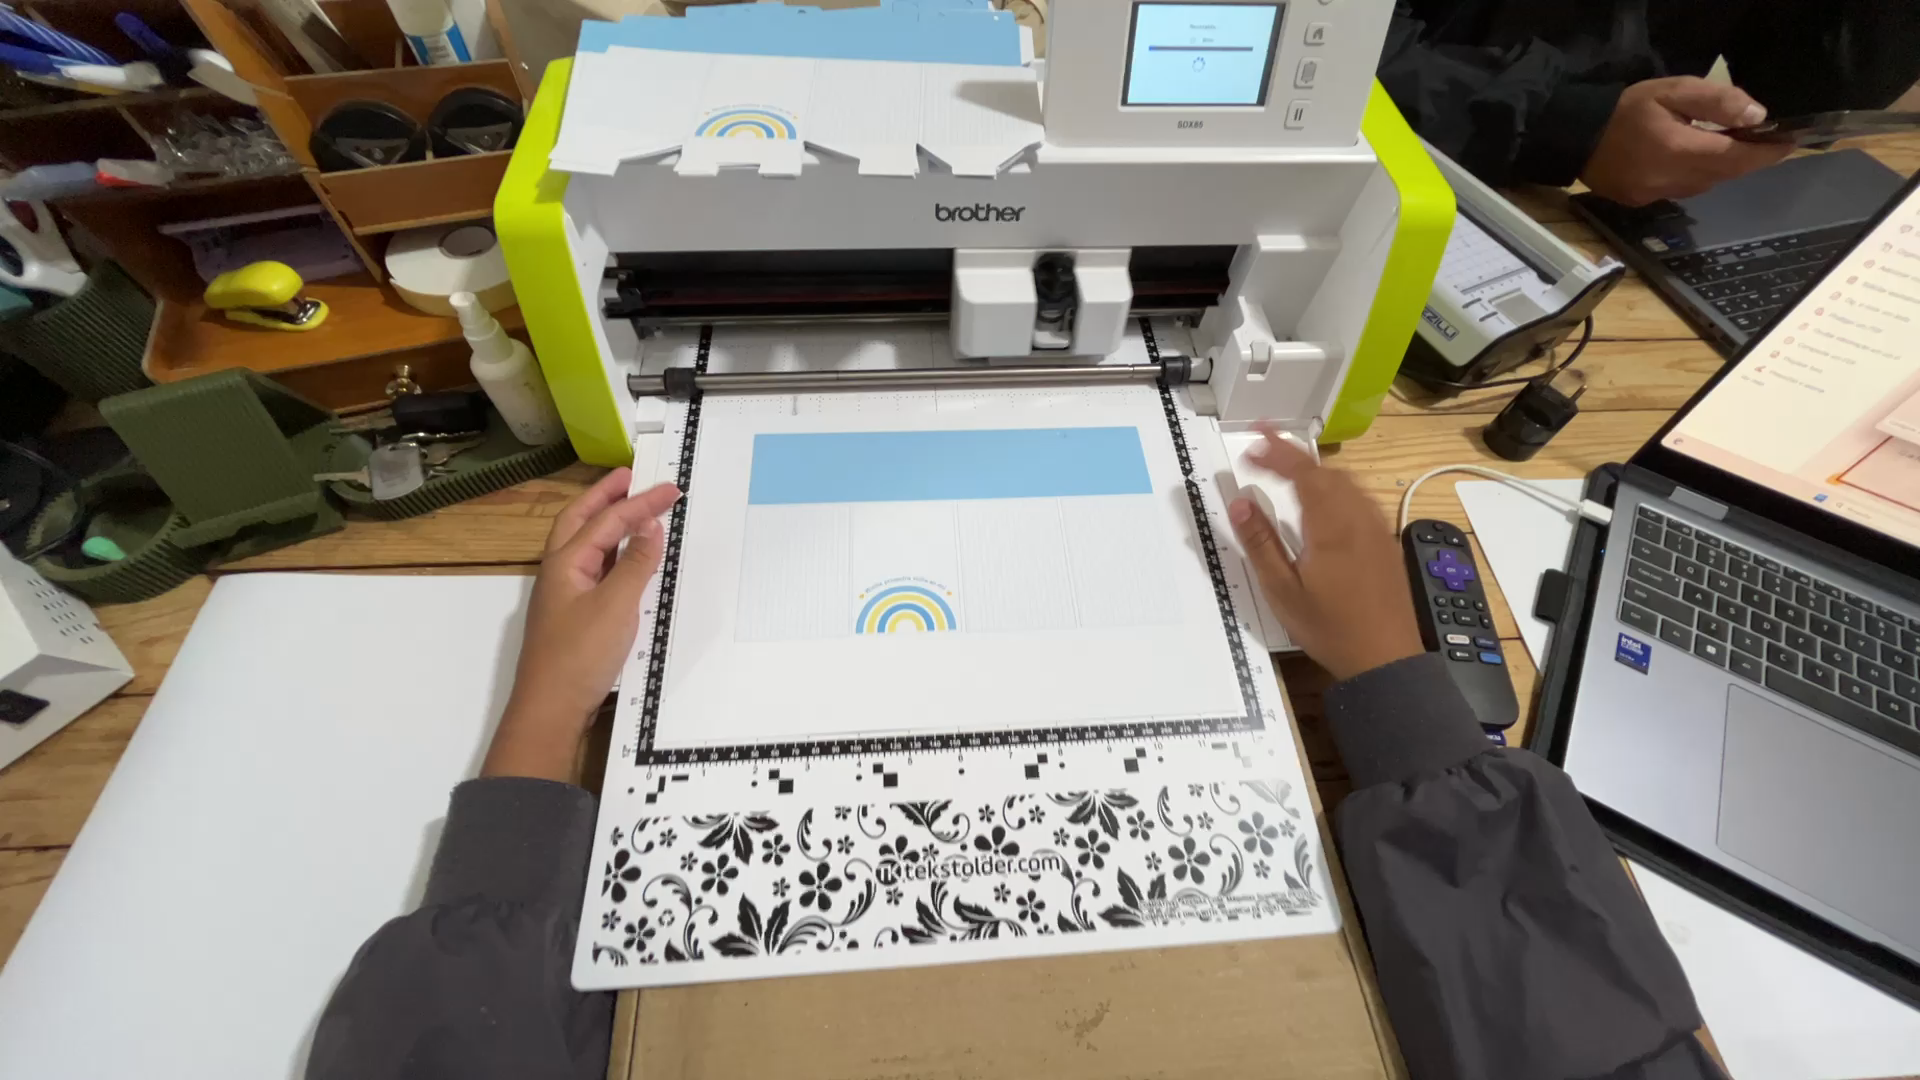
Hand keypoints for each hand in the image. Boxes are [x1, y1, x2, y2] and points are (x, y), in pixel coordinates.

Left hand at [483, 467, 681, 781]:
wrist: (552, 708)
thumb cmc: (581, 655)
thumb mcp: (616, 605)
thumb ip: (636, 563)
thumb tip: (651, 526)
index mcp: (567, 562)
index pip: (608, 521)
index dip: (641, 502)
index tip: (672, 488)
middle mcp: (561, 571)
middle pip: (580, 519)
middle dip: (605, 495)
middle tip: (630, 476)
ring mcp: (566, 592)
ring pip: (584, 542)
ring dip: (606, 519)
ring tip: (629, 506)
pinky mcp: (576, 612)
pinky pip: (595, 565)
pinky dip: (613, 550)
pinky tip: (628, 556)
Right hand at [1228, 427, 1424, 680]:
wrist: (1384, 659)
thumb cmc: (1329, 627)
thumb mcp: (1282, 589)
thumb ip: (1260, 543)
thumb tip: (1239, 504)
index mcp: (1332, 527)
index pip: (1303, 474)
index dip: (1277, 454)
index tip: (1251, 447)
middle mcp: (1359, 519)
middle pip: (1327, 472)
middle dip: (1294, 454)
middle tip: (1263, 447)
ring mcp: (1376, 530)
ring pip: (1347, 483)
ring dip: (1315, 468)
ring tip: (1287, 466)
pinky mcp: (1384, 542)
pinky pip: (1359, 498)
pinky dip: (1334, 485)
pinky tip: (1321, 498)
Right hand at [1581, 77, 1791, 205]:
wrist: (1574, 138)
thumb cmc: (1626, 110)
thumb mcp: (1677, 90)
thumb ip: (1720, 101)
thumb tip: (1758, 117)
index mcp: (1680, 151)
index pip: (1737, 157)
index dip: (1768, 153)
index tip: (1791, 143)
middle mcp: (1666, 180)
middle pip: (1722, 175)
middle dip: (1746, 161)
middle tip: (1763, 145)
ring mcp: (1649, 194)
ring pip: (1701, 186)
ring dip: (1718, 171)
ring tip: (1726, 152)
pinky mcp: (1635, 200)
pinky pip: (1676, 192)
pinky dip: (1691, 179)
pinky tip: (1687, 164)